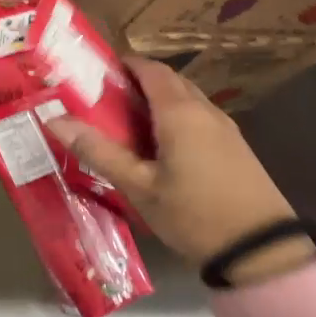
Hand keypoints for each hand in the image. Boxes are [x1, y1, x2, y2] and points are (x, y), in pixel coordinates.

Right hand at [45, 57, 313, 283]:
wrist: (262, 252)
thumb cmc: (193, 214)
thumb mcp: (137, 186)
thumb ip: (97, 150)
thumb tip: (53, 119)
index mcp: (180, 113)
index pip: (151, 69)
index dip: (124, 64)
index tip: (94, 71)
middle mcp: (205, 112)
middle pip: (170, 81)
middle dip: (137, 81)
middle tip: (103, 98)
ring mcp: (226, 130)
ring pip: (186, 100)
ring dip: (157, 101)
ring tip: (124, 122)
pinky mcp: (236, 150)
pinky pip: (199, 119)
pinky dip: (174, 118)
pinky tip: (157, 145)